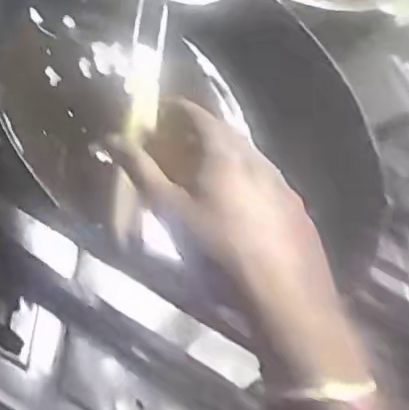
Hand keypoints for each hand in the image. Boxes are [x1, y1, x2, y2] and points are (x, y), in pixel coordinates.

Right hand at [113, 99, 368, 385]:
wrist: (287, 300)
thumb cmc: (219, 249)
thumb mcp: (170, 210)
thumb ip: (140, 170)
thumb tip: (112, 138)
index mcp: (225, 152)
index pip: (198, 114)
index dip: (176, 109)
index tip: (158, 112)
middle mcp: (257, 158)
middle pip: (224, 132)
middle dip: (197, 131)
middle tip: (174, 142)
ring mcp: (282, 183)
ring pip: (247, 155)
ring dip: (222, 154)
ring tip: (202, 172)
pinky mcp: (297, 208)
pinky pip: (264, 179)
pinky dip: (244, 178)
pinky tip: (237, 205)